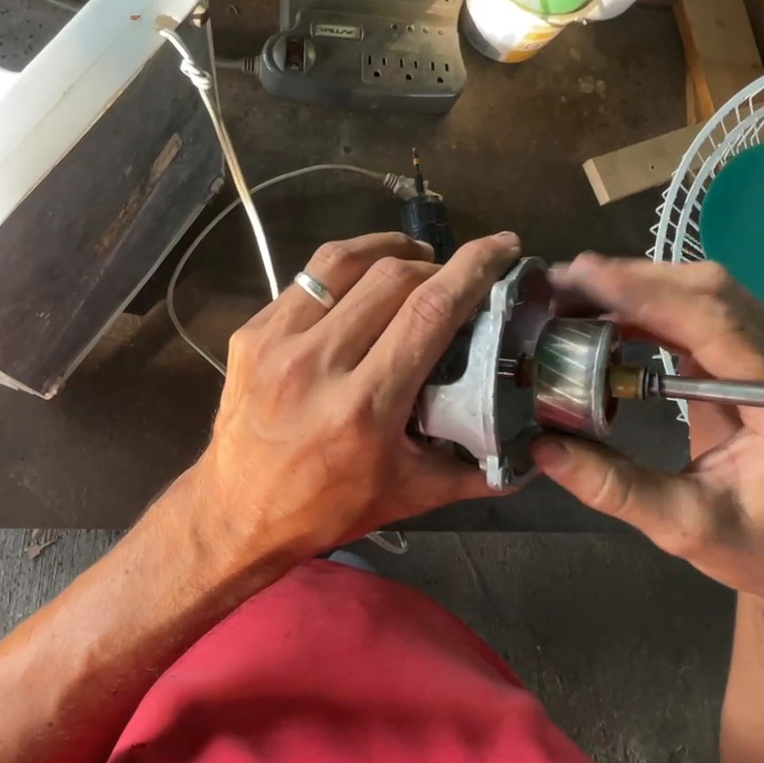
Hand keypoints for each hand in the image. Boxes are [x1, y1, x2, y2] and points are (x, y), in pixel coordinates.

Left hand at [175, 230, 523, 561]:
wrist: (235, 515)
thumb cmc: (325, 509)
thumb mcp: (407, 495)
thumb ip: (472, 471)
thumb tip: (528, 451)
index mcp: (365, 405)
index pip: (428, 312)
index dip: (473, 268)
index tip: (503, 247)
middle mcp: (317, 363)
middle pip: (390, 277)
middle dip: (436, 264)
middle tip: (454, 276)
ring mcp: (276, 343)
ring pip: (341, 263)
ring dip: (388, 250)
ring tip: (413, 258)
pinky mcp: (250, 335)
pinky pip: (305, 282)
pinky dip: (342, 273)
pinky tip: (359, 285)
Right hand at [533, 255, 763, 602]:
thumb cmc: (756, 548)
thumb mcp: (682, 527)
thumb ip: (616, 488)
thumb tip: (544, 449)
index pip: (716, 325)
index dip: (648, 295)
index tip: (585, 276)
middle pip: (712, 292)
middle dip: (633, 278)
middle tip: (562, 282)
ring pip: (705, 291)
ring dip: (638, 284)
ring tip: (572, 292)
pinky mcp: (754, 355)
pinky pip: (701, 311)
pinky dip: (649, 304)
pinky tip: (604, 312)